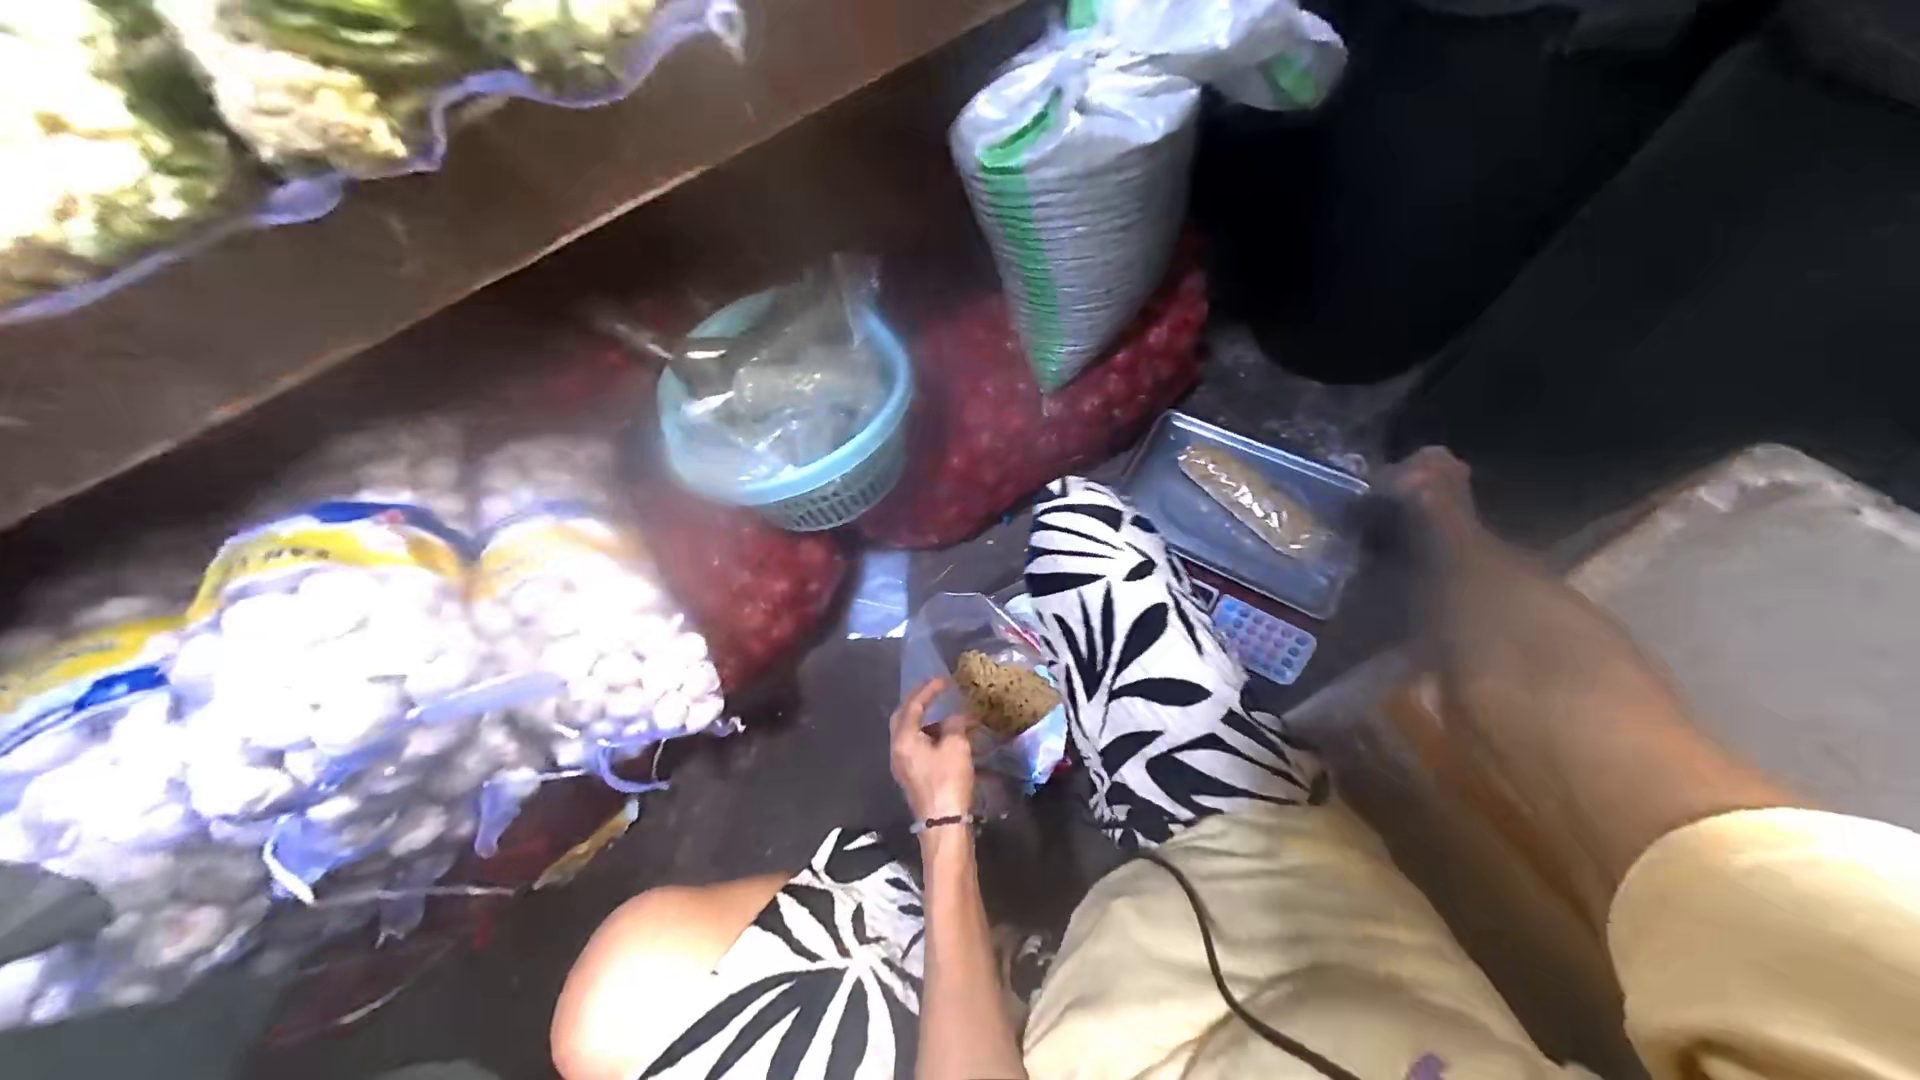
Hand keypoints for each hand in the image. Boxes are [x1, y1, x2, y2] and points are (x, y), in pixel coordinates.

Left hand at [890, 678, 975, 821]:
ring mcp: (902, 765)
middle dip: (919, 702)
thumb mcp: (956, 746)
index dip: (929, 690)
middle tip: (935, 691)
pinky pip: (917, 747)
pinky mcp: (912, 777)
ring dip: (928, 721)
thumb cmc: (948, 781)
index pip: (913, 706)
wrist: (944, 824)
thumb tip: (956, 716)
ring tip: (949, 716)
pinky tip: (948, 739)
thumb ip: (954, 724)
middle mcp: (897, 750)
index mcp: (903, 739)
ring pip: (911, 734)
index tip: (944, 680)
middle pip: (903, 718)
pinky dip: (931, 737)